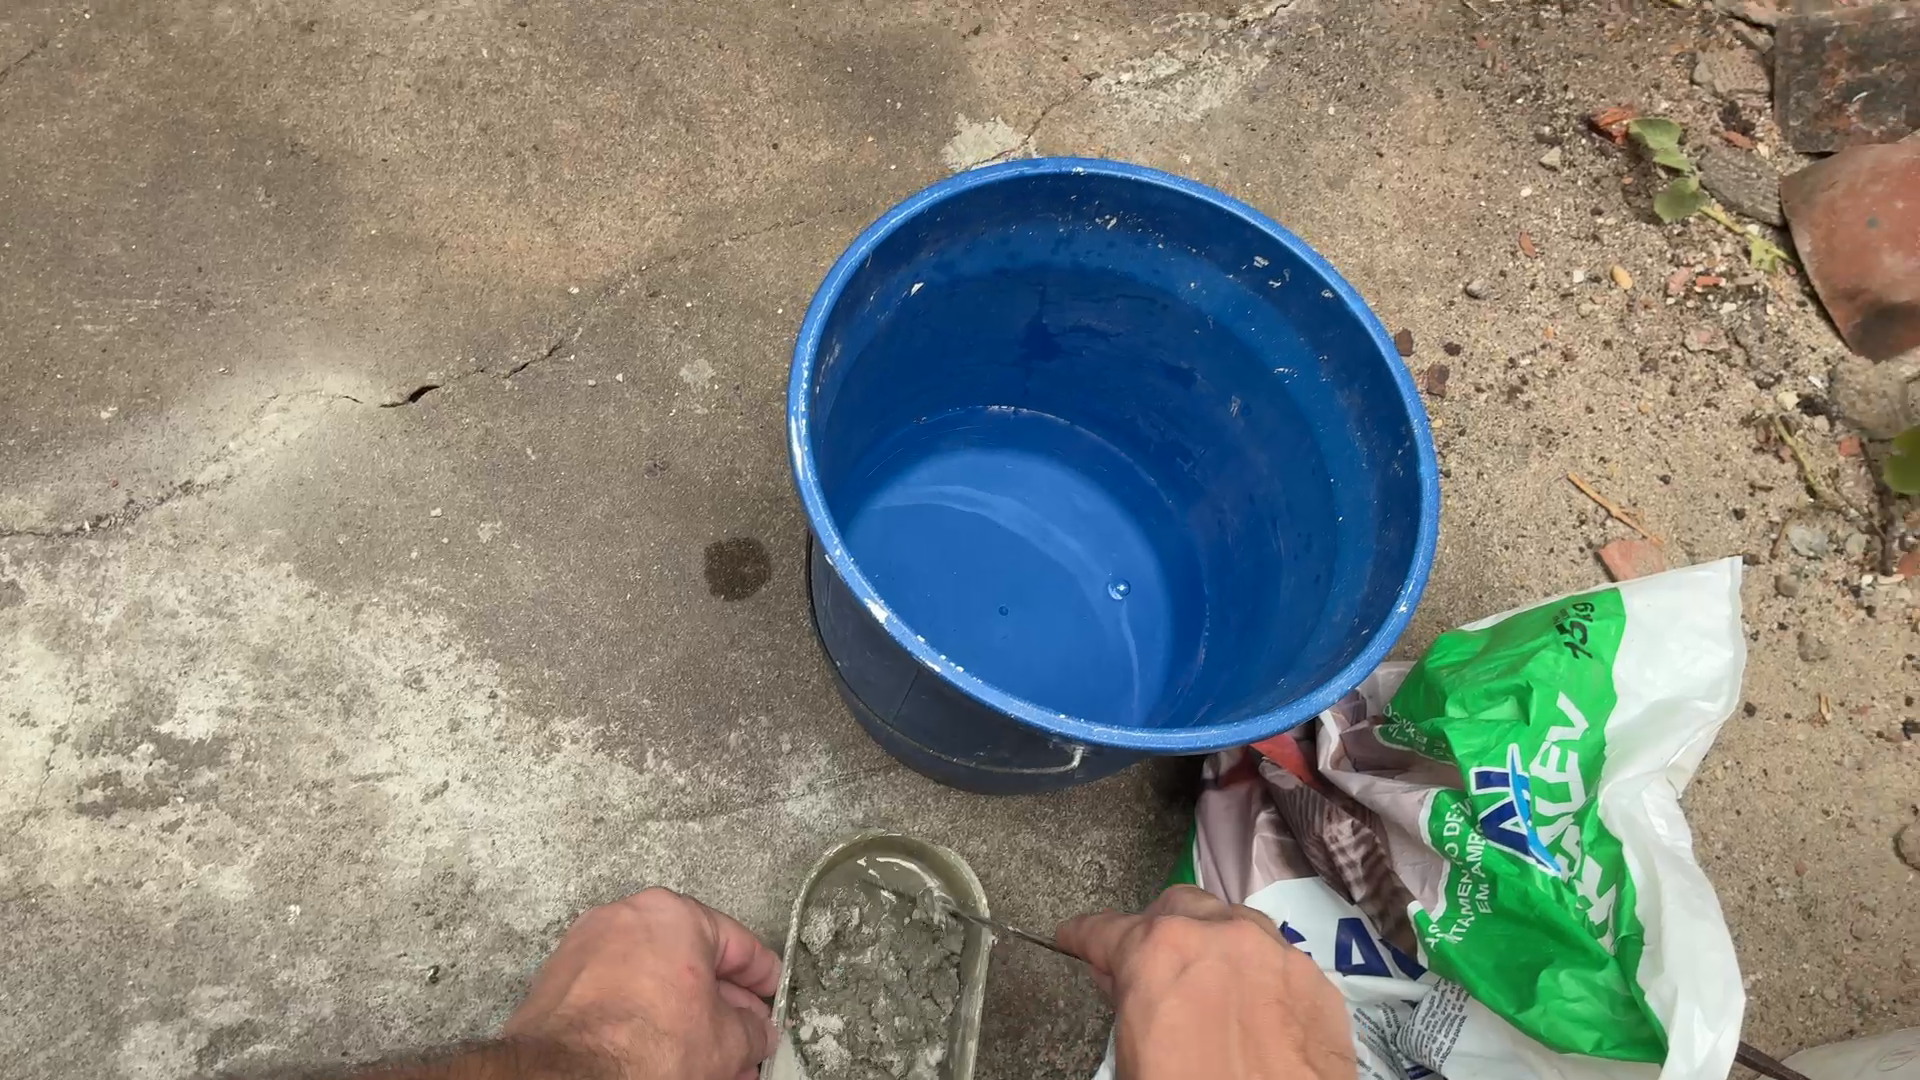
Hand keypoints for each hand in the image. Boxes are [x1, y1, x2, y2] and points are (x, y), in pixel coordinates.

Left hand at [502, 887, 781, 1079]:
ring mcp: (588, 949)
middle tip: (744, 1036)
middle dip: (722, 1007)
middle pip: (692, 964)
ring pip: (653, 982)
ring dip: (684, 1018)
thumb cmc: (641, 1046)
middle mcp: (629, 918)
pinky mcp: (557, 985)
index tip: (772, 992)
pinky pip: (617, 997)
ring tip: (705, 1057)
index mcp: (675, 914)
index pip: (736, 942)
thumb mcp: (724, 1042)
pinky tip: (660, 1052)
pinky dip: (642, 1020)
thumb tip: (758, 1033)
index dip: (762, 974)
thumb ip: (752, 1030)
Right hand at [1058, 885, 1355, 1079]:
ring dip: (1210, 942)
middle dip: (1157, 930)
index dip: (1083, 936)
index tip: (1072, 938)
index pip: (1104, 930)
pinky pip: (1273, 956)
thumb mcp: (1135, 1059)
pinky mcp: (1313, 979)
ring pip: (1229, 920)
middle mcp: (1214, 933)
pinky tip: (1256, 1008)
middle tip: (1151, 967)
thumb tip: (1118, 977)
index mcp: (1157, 951)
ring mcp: (1269, 950)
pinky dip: (1256, 973)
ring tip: (1208, 982)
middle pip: (1174, 907)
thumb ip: (1125, 1002)